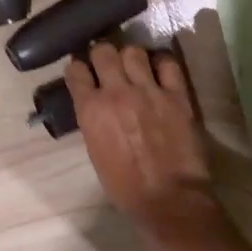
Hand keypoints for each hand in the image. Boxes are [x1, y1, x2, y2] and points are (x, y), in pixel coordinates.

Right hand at [67, 43, 212, 223]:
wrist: (168, 199)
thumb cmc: (123, 184)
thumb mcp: (94, 149)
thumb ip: (92, 118)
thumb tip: (94, 103)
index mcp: (90, 109)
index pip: (75, 70)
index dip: (77, 68)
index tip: (81, 72)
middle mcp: (116, 92)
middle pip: (103, 52)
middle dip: (101, 54)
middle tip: (106, 63)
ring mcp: (148, 91)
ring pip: (133, 51)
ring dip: (130, 56)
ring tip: (134, 66)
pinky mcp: (176, 95)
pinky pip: (168, 63)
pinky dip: (161, 62)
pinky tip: (159, 70)